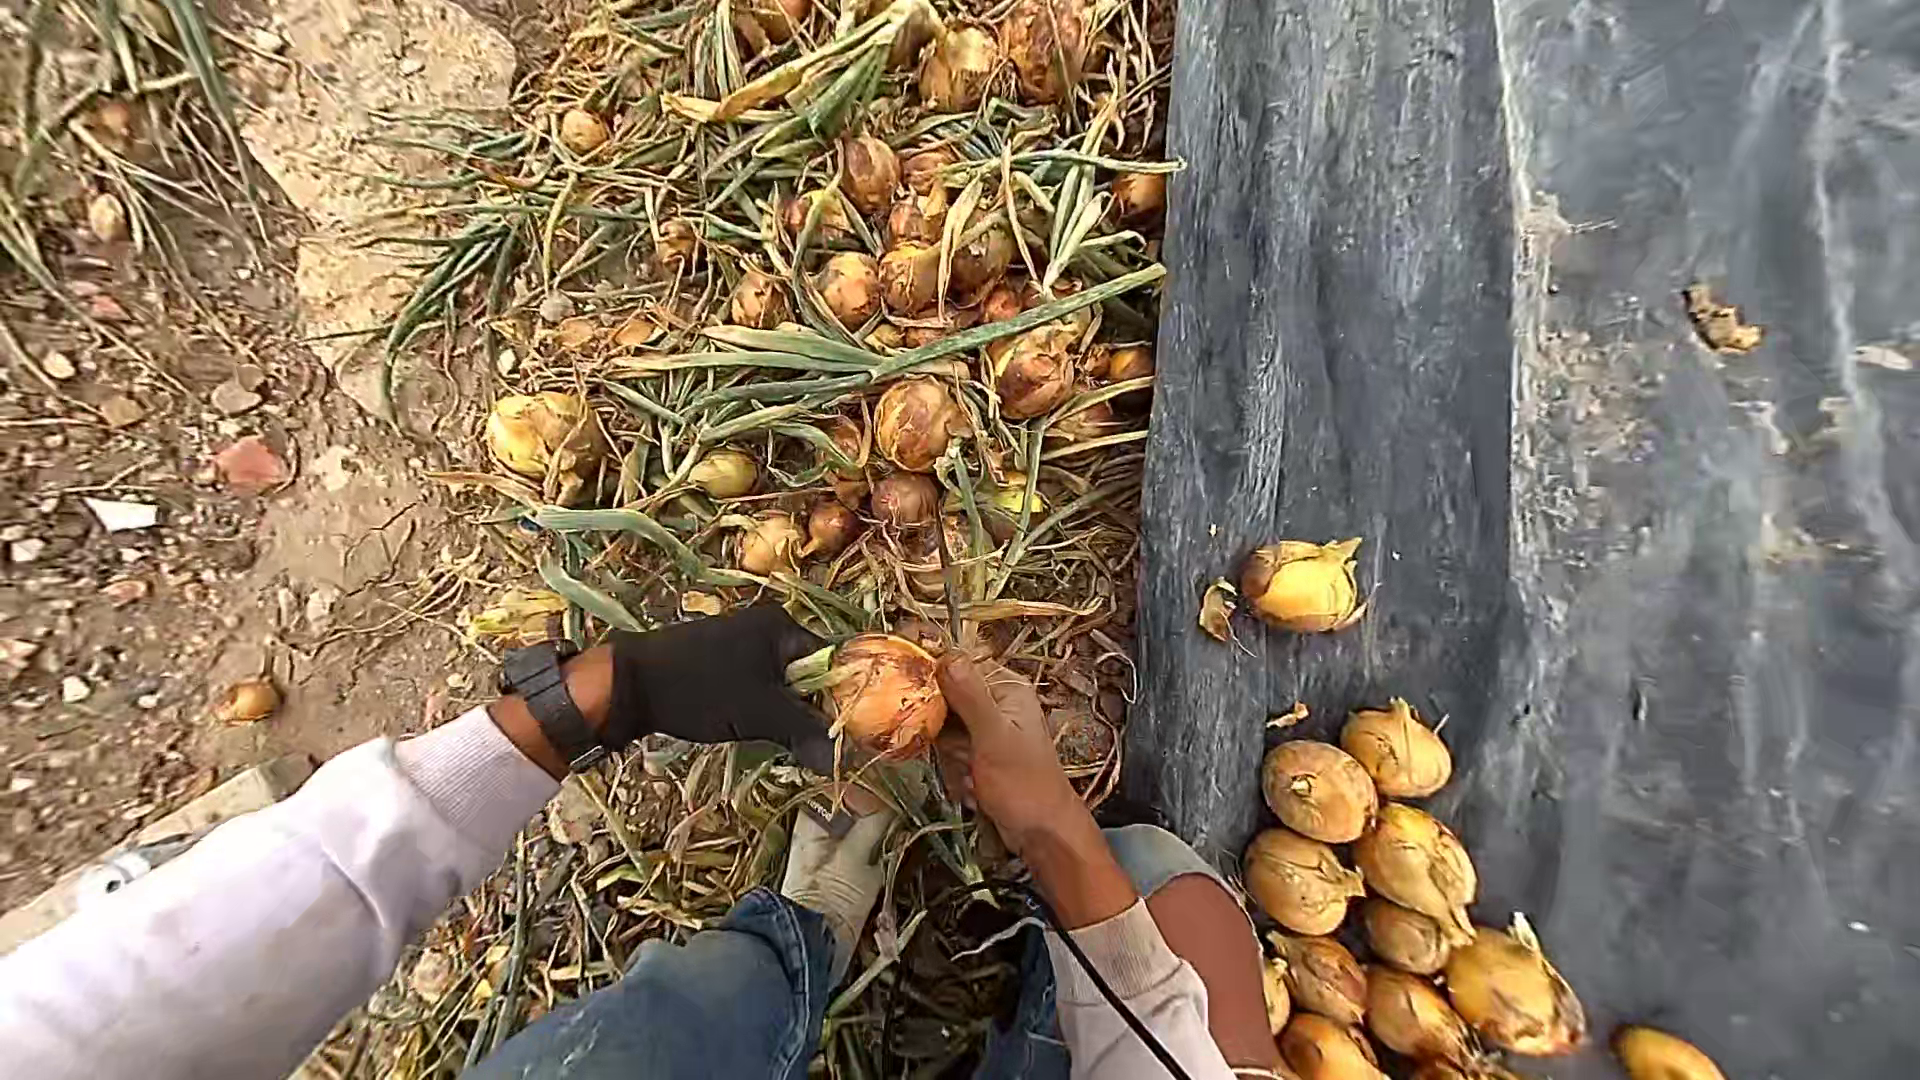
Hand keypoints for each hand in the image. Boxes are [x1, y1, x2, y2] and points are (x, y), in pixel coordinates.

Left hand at [607, 606, 833, 769]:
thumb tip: (838, 762)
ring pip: (783, 683)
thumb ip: (802, 733)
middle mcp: (768, 628)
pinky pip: (761, 686)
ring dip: (787, 712)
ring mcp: (745, 644)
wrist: (627, 685)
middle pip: (808, 673)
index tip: (844, 730)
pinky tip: (760, 729)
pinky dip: (765, 708)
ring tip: (788, 741)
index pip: (830, 660)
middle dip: (811, 708)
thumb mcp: (757, 712)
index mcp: (782, 626)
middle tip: (814, 742)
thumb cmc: (699, 688)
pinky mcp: (725, 662)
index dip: (839, 696)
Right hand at [933, 654, 1081, 851]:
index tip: (920, 703)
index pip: (958, 664)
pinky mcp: (978, 750)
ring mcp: (986, 727)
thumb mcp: (994, 738)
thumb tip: (946, 656)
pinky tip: (971, 787)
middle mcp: (996, 700)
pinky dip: (954, 769)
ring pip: (943, 727)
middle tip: (962, 755)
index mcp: (1006, 686)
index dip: (934, 679)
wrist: (1043, 835)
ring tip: (972, 775)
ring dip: (950, 756)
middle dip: (943, 731)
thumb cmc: (1024, 785)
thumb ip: (970, 697)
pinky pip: (949, 750)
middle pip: (945, 697)